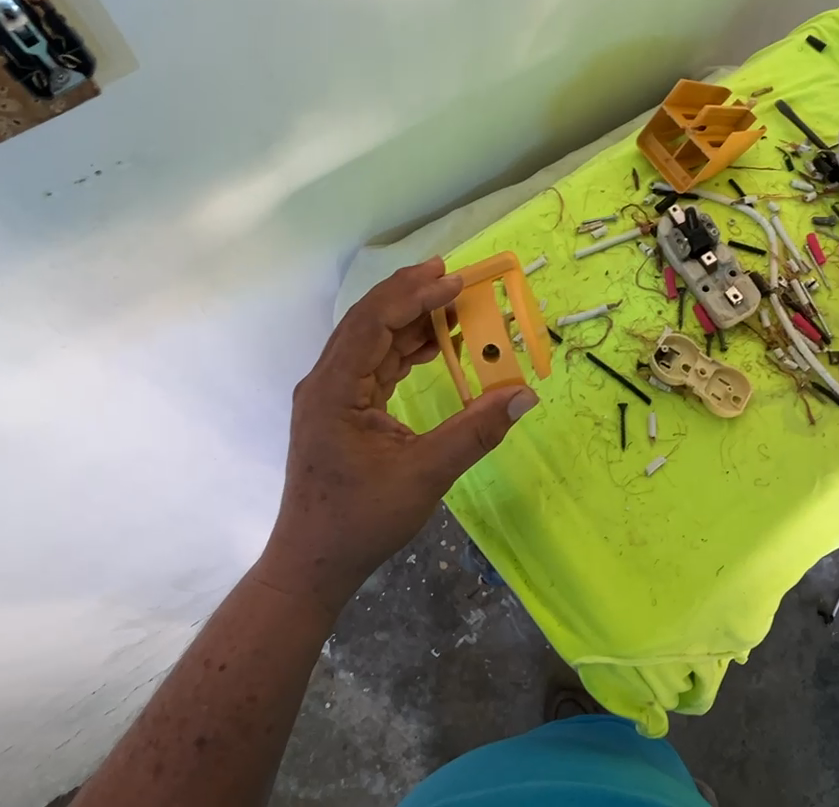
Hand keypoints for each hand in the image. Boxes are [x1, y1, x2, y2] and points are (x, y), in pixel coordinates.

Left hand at [261, 258, 537, 608]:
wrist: (313, 563)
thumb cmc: (360, 520)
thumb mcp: (425, 475)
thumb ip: (475, 432)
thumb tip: (524, 395)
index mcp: (334, 389)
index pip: (374, 322)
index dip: (415, 296)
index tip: (456, 282)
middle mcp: (326, 382)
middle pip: (368, 321)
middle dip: (410, 294)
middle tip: (453, 274)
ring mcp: (332, 396)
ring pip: (372, 341)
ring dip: (411, 321)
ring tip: (453, 305)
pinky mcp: (342, 410)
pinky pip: (375, 365)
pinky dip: (406, 350)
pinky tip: (436, 346)